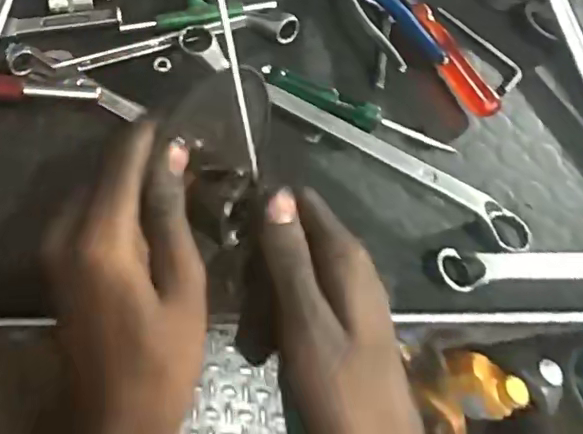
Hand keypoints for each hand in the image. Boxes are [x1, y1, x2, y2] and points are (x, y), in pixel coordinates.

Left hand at [43, 122, 206, 433]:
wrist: (114, 423)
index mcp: (99, 237)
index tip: (178, 117)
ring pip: (95, 185)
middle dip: (144, 154)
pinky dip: (116, 198)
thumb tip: (172, 153)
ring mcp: (53, 245)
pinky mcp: (55, 259)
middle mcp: (66, 230)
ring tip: (173, 178)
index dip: (150, 132)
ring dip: (130, 176)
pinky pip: (86, 207)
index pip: (122, 159)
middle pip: (106, 168)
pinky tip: (147, 209)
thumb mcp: (183, 285)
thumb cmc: (161, 360)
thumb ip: (171, 213)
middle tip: (185, 154)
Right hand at [262, 187, 420, 433]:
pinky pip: (302, 303)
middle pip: (294, 238)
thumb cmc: (342, 391)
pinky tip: (265, 350)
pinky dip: (281, 319)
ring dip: (265, 297)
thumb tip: (276, 192)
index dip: (264, 210)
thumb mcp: (307, 323)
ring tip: (251, 337)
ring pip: (294, 273)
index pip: (300, 201)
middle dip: (261, 263)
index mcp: (345, 254)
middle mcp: (350, 264)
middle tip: (241, 299)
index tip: (232, 232)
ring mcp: (349, 296)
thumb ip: (290, 257)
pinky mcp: (343, 326)